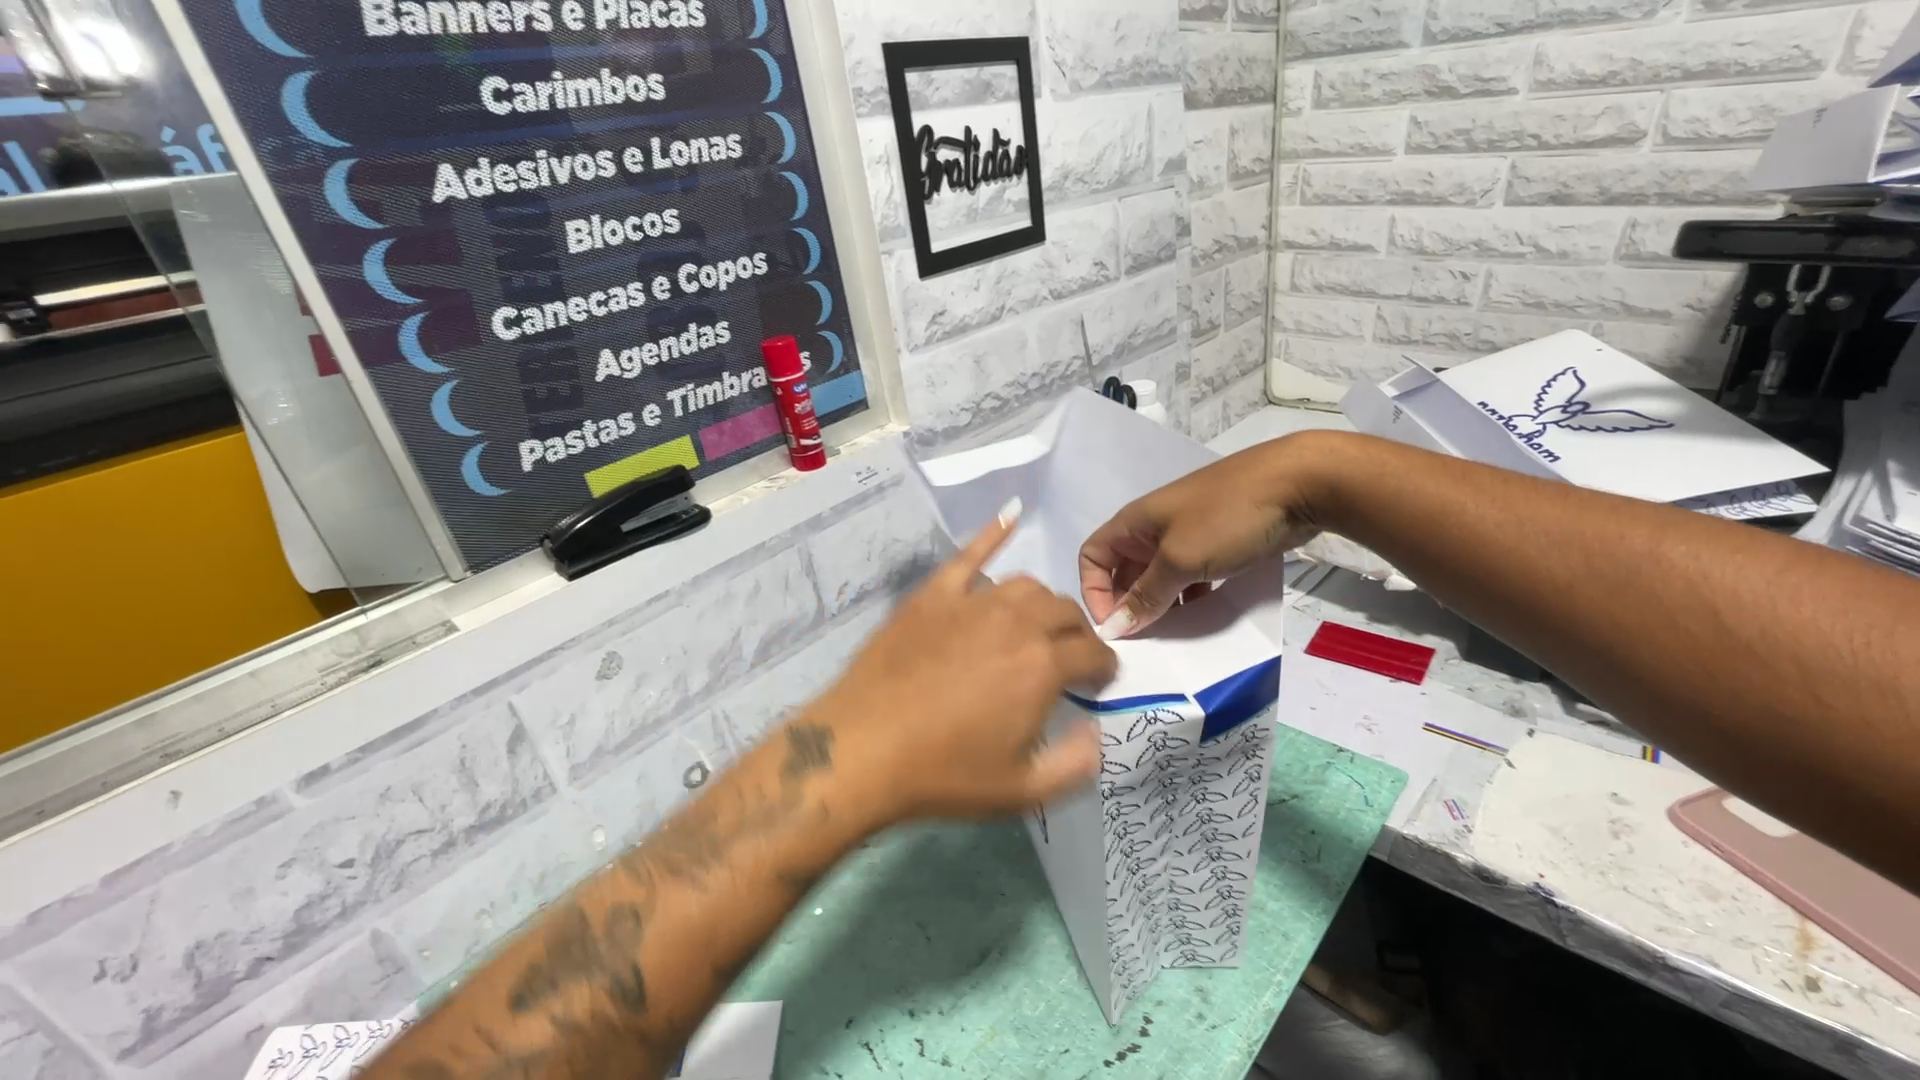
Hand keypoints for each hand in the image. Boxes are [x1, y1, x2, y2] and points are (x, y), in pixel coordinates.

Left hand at [805, 501, 1117, 825]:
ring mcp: (970, 602)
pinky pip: (969, 556)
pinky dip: (993, 533)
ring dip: (1042, 603)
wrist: (863, 750)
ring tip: (1037, 624)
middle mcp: (1015, 622)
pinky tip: (1010, 514)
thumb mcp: (1022, 789)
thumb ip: (1076, 762)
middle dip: (1078, 633)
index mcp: (1043, 666)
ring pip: (1024, 585)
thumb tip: (1097, 729)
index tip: (1100, 682)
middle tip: (1069, 658)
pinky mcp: (932, 596)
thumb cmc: (944, 774)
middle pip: (1064, 612)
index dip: (1104, 669)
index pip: (1093, 654)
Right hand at [1079, 437, 1323, 637]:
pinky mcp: (1216, 543)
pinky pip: (1190, 576)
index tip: (1114, 627)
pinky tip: (1202, 618)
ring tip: (1172, 636)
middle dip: (1128, 605)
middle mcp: (1153, 528)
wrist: (1298, 483)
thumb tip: (1113, 629)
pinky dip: (1189, 598)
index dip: (1094, 591)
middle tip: (1144, 640)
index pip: (1092, 557)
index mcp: (1134, 522)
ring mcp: (1187, 534)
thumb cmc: (1227, 517)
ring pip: (1158, 577)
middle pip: (1124, 570)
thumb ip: (1146, 597)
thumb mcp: (1180, 560)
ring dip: (1160, 605)